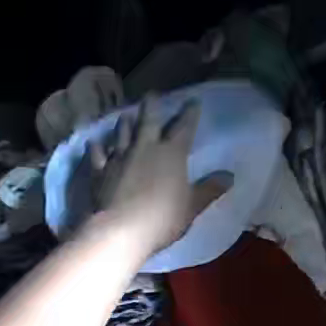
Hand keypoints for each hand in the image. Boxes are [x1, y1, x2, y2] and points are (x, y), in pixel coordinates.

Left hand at [86, 95, 230, 254]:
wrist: (121, 230)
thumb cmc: (163, 219)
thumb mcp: (192, 206)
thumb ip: (209, 189)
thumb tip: (230, 176)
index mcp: (172, 154)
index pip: (184, 127)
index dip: (190, 114)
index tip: (193, 101)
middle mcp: (145, 147)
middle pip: (149, 120)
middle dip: (152, 106)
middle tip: (152, 94)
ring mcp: (120, 157)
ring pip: (122, 132)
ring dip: (125, 122)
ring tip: (126, 116)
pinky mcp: (100, 171)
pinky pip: (98, 154)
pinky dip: (98, 147)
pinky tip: (95, 142)